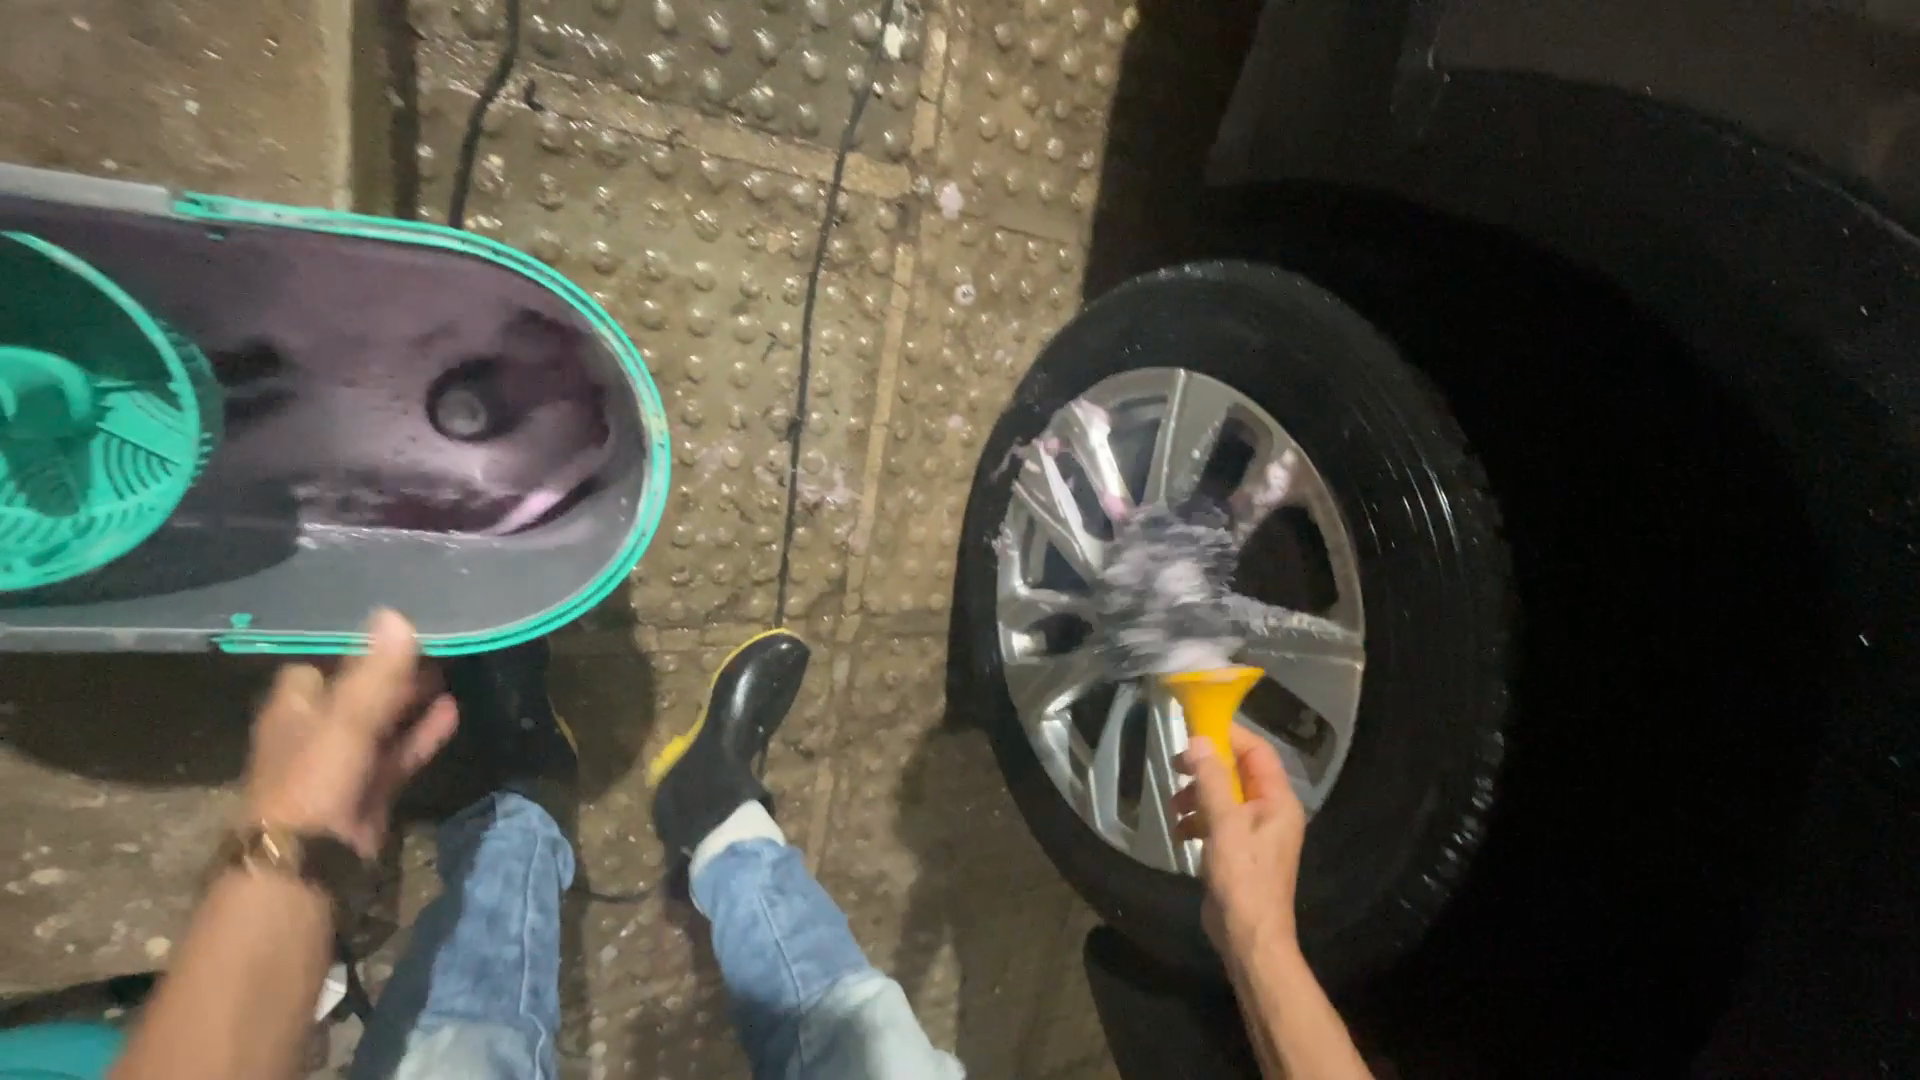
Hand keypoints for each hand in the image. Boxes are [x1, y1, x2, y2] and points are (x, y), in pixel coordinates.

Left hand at [243, 610, 458, 856]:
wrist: (309, 862)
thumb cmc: (314, 781)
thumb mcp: (347, 720)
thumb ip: (375, 672)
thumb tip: (396, 614)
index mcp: (295, 711)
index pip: (316, 667)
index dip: (349, 650)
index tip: (392, 631)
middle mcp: (316, 733)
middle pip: (357, 692)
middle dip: (392, 672)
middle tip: (435, 645)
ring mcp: (345, 763)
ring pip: (383, 722)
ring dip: (412, 701)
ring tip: (451, 672)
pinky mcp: (372, 789)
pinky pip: (402, 751)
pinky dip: (425, 732)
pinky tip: (454, 711)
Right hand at [1172, 724, 1307, 957]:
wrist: (1248, 937)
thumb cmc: (1243, 877)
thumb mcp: (1225, 823)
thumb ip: (1212, 779)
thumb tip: (1198, 741)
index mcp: (1278, 801)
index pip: (1257, 752)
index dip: (1229, 736)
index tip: (1194, 729)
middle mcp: (1270, 811)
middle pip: (1238, 771)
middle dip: (1205, 767)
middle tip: (1176, 766)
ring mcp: (1254, 832)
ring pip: (1223, 795)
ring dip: (1197, 795)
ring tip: (1175, 806)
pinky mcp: (1238, 850)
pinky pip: (1217, 819)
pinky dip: (1197, 819)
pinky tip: (1181, 831)